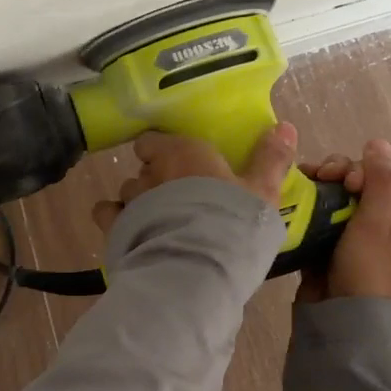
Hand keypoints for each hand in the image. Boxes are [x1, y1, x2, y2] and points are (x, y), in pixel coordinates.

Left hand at [90, 123, 300, 233]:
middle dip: (154, 180)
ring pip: (127, 191)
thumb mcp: (263, 191)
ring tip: (157, 222)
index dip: (162, 151)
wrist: (200, 264)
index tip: (177, 166)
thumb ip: (271, 158)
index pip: (154, 140)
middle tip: (176, 199)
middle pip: (143, 168)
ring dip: (137, 201)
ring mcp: (130, 197)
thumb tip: (284, 126)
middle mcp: (150, 170)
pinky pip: (106, 213)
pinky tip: (127, 231)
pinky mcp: (115, 225)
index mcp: (182, 152)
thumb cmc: (234, 221)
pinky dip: (113, 219)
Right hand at [295, 139, 390, 307]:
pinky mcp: (333, 260)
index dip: (358, 169)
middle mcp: (390, 232)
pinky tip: (288, 209)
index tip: (338, 178)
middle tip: (313, 180)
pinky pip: (319, 228)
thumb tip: (378, 142)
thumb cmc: (378, 274)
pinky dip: (306, 216)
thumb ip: (380, 178)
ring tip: (294, 191)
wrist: (357, 335)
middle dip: (332, 178)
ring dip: (316, 194)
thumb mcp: (384, 221)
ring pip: (335, 206)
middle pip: (357, 188)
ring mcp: (360, 247)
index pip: (384, 176)